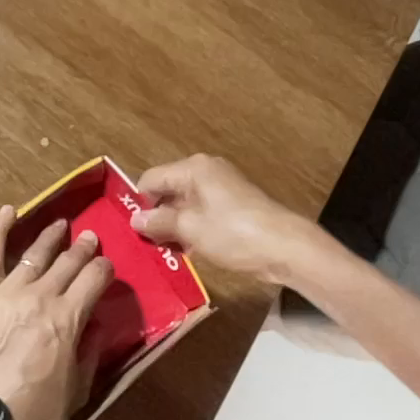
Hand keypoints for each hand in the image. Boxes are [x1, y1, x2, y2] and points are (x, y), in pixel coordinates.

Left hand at [0, 206, 114, 419]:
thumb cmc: (33, 410)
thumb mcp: (74, 389)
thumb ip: (87, 352)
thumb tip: (95, 324)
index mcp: (67, 318)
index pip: (94, 279)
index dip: (103, 268)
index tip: (107, 265)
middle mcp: (41, 295)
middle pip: (68, 262)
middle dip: (84, 249)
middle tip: (91, 238)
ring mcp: (9, 290)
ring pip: (36, 253)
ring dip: (52, 237)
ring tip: (62, 225)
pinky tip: (9, 211)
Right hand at [131, 154, 327, 282]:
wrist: (286, 248)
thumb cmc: (233, 233)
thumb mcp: (190, 228)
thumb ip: (159, 222)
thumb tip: (134, 220)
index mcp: (193, 168)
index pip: (152, 178)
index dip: (140, 202)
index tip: (133, 230)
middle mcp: (206, 171)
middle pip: (169, 190)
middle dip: (157, 216)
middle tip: (146, 244)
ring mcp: (222, 188)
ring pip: (185, 204)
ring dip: (174, 226)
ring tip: (165, 252)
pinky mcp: (233, 206)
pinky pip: (202, 212)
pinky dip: (192, 228)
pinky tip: (188, 250)